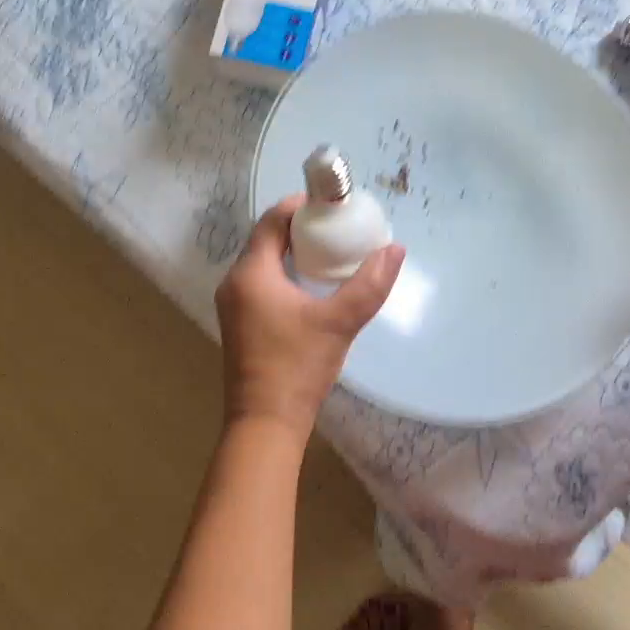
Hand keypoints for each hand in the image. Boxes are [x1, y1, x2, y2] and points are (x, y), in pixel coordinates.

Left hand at [215, 197, 404, 437]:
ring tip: (329, 252)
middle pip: (266, 238)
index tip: (331, 204)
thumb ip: (369, 284)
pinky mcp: (239, 322)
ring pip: (263, 261)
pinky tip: (312, 286)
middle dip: (300, 228)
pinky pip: (261, 282)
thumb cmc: (298, 367)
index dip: (300, 206)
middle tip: (336, 227)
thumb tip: (395, 249)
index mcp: (250, 273)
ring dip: (292, 251)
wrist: (265, 425)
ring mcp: (233, 304)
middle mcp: (234, 282)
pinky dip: (284, 273)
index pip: (272, 220)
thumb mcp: (339, 322)